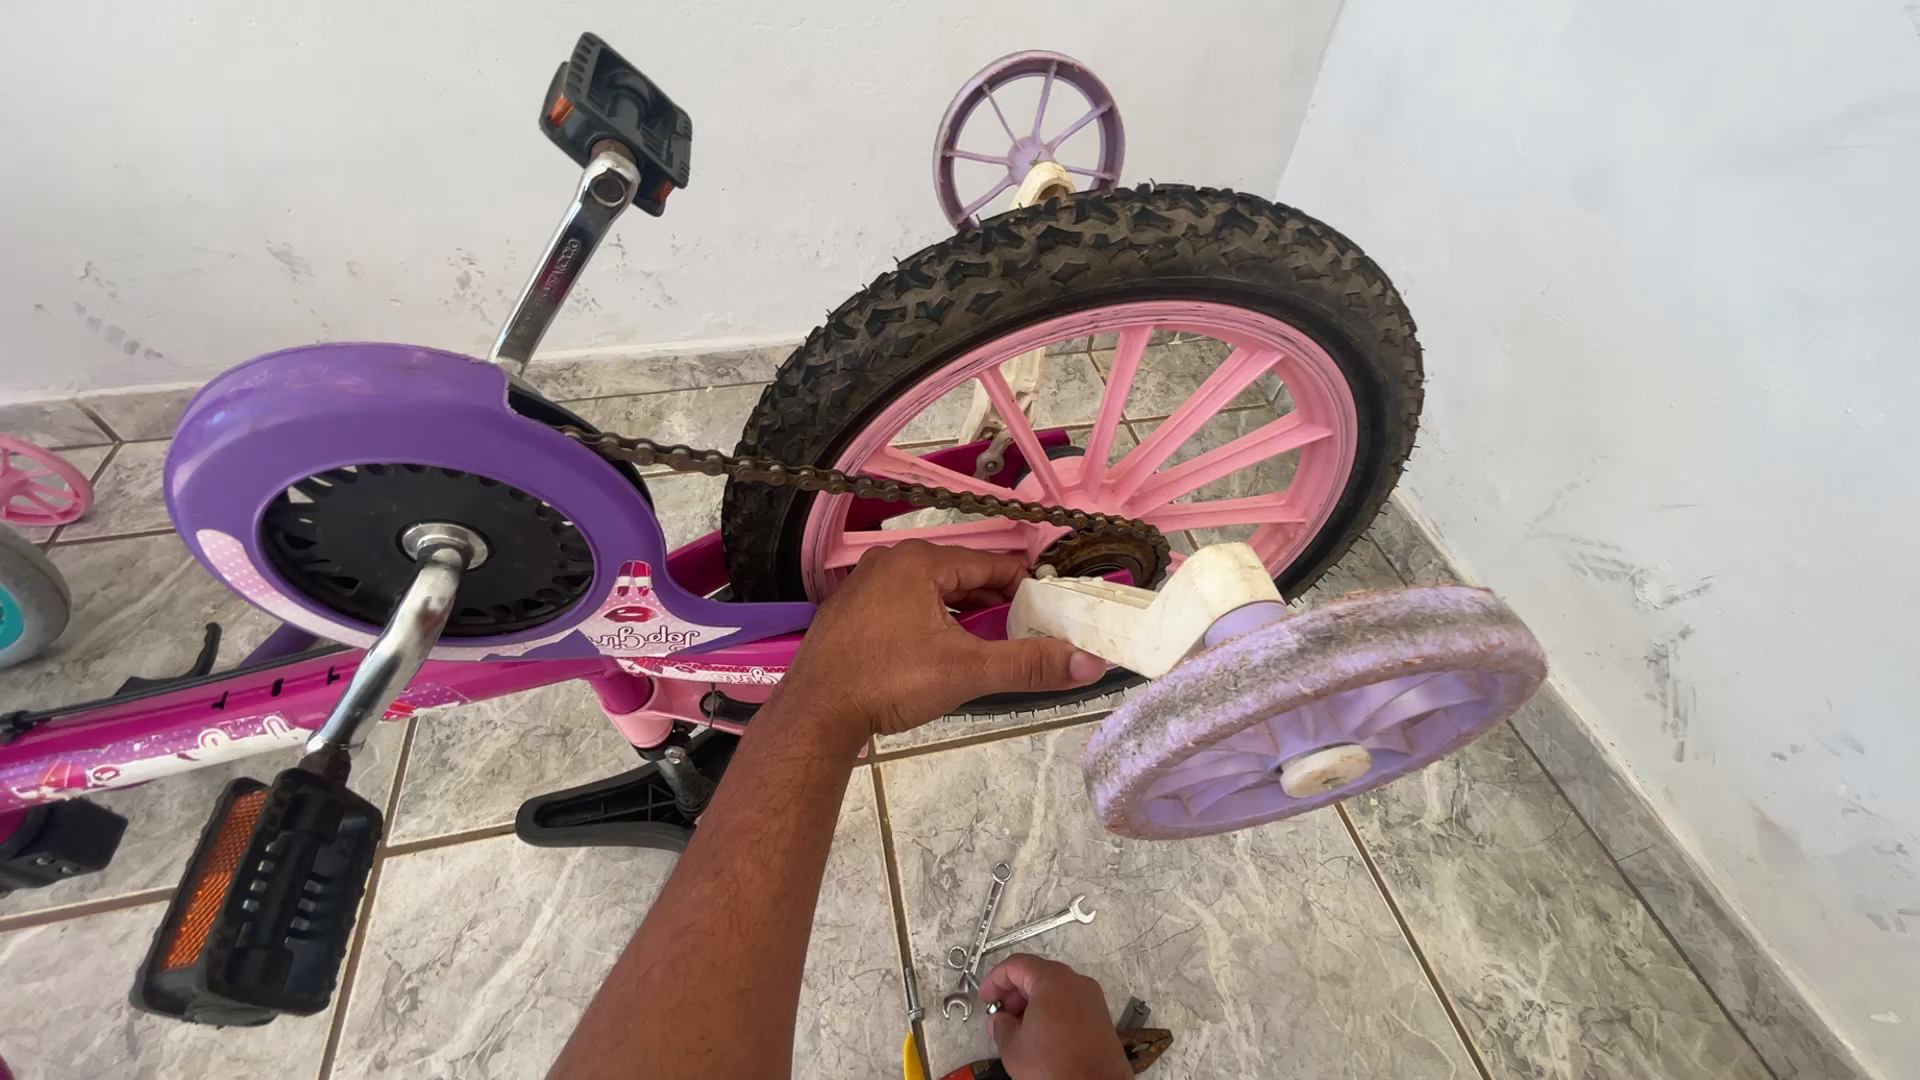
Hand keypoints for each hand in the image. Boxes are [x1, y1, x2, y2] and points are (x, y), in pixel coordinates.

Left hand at [771, 540, 1104, 744]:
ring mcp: (864, 584)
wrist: (814, 713)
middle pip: (960, 576)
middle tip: (1018, 636)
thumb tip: (1091, 663)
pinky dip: (927, 622)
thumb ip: (1029, 664)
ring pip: (930, 592)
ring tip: (982, 646)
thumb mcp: (967, 672)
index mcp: (920, 561)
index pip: (991, 565)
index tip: (1046, 615)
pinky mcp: (849, 610)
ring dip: (960, 615)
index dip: (1024, 589)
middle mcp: (890, 561)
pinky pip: (902, 605)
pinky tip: (934, 652)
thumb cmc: (890, 682)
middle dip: (992, 605)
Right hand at [980, 954, 1131, 1079]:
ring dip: (1031, 1004)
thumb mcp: (1014, 1048)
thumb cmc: (1054, 1067)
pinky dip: (1051, 1013)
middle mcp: (1075, 980)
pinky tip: (1041, 1038)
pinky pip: (1069, 1004)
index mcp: (1052, 979)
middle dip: (1013, 994)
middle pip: (1036, 975)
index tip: (985, 999)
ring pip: (1054, 990)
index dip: (995, 980)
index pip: (1016, 965)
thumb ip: (1000, 1026)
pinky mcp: (1101, 1017)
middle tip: (999, 1017)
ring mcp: (1091, 998)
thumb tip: (998, 1020)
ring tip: (1018, 1031)